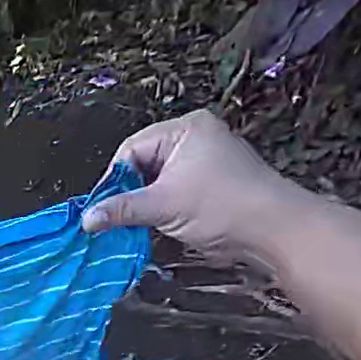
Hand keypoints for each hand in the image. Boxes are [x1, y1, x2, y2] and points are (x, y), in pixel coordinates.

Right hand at [80, 110, 321, 264]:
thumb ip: (121, 211)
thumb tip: (84, 220)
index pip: (131, 150)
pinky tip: (155, 225)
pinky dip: (161, 208)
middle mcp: (194, 138)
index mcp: (184, 129)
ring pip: (156, 181)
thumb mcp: (163, 206)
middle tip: (114, 219)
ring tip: (133, 225)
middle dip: (129, 193)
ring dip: (144, 204)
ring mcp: (204, 160)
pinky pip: (172, 191)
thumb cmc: (221, 206)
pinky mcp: (210, 183)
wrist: (276, 229)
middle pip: (143, 165)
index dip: (114, 180)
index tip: (101, 209)